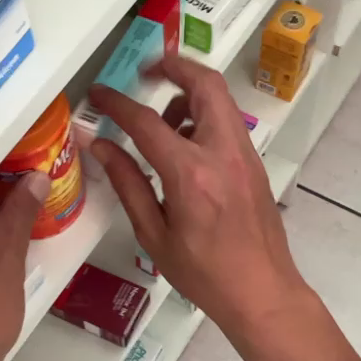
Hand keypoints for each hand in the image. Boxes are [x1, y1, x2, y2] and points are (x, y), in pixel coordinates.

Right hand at [88, 54, 358, 360]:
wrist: (262, 293)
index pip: (147, 123)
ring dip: (190, 96)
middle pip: (204, 84)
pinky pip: (228, 124)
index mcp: (192, 174)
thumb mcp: (155, 235)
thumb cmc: (203, 274)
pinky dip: (204, 118)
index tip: (98, 93)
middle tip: (145, 73)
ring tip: (162, 126)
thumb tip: (102, 146)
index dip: (118, 103)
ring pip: (221, 100)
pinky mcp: (255, 165)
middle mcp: (223, 153)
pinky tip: (185, 151)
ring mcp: (245, 156)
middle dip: (173, 67)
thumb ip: (129, 184)